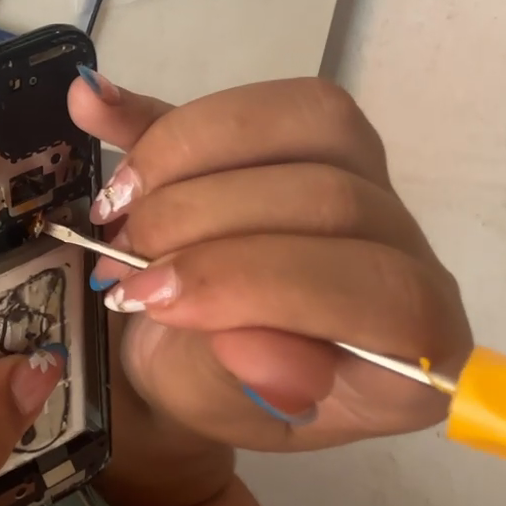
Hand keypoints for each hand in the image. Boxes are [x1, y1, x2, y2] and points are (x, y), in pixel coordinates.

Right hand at [70, 74, 472, 458]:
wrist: (189, 340)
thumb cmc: (213, 384)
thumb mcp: (214, 404)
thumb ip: (240, 387)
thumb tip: (255, 356)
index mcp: (414, 345)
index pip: (382, 292)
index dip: (257, 280)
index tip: (150, 296)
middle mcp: (404, 251)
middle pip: (329, 196)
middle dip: (197, 219)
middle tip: (116, 259)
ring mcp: (359, 179)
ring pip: (309, 121)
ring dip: (181, 151)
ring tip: (114, 204)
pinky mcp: (290, 137)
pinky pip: (244, 101)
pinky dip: (153, 107)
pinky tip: (91, 102)